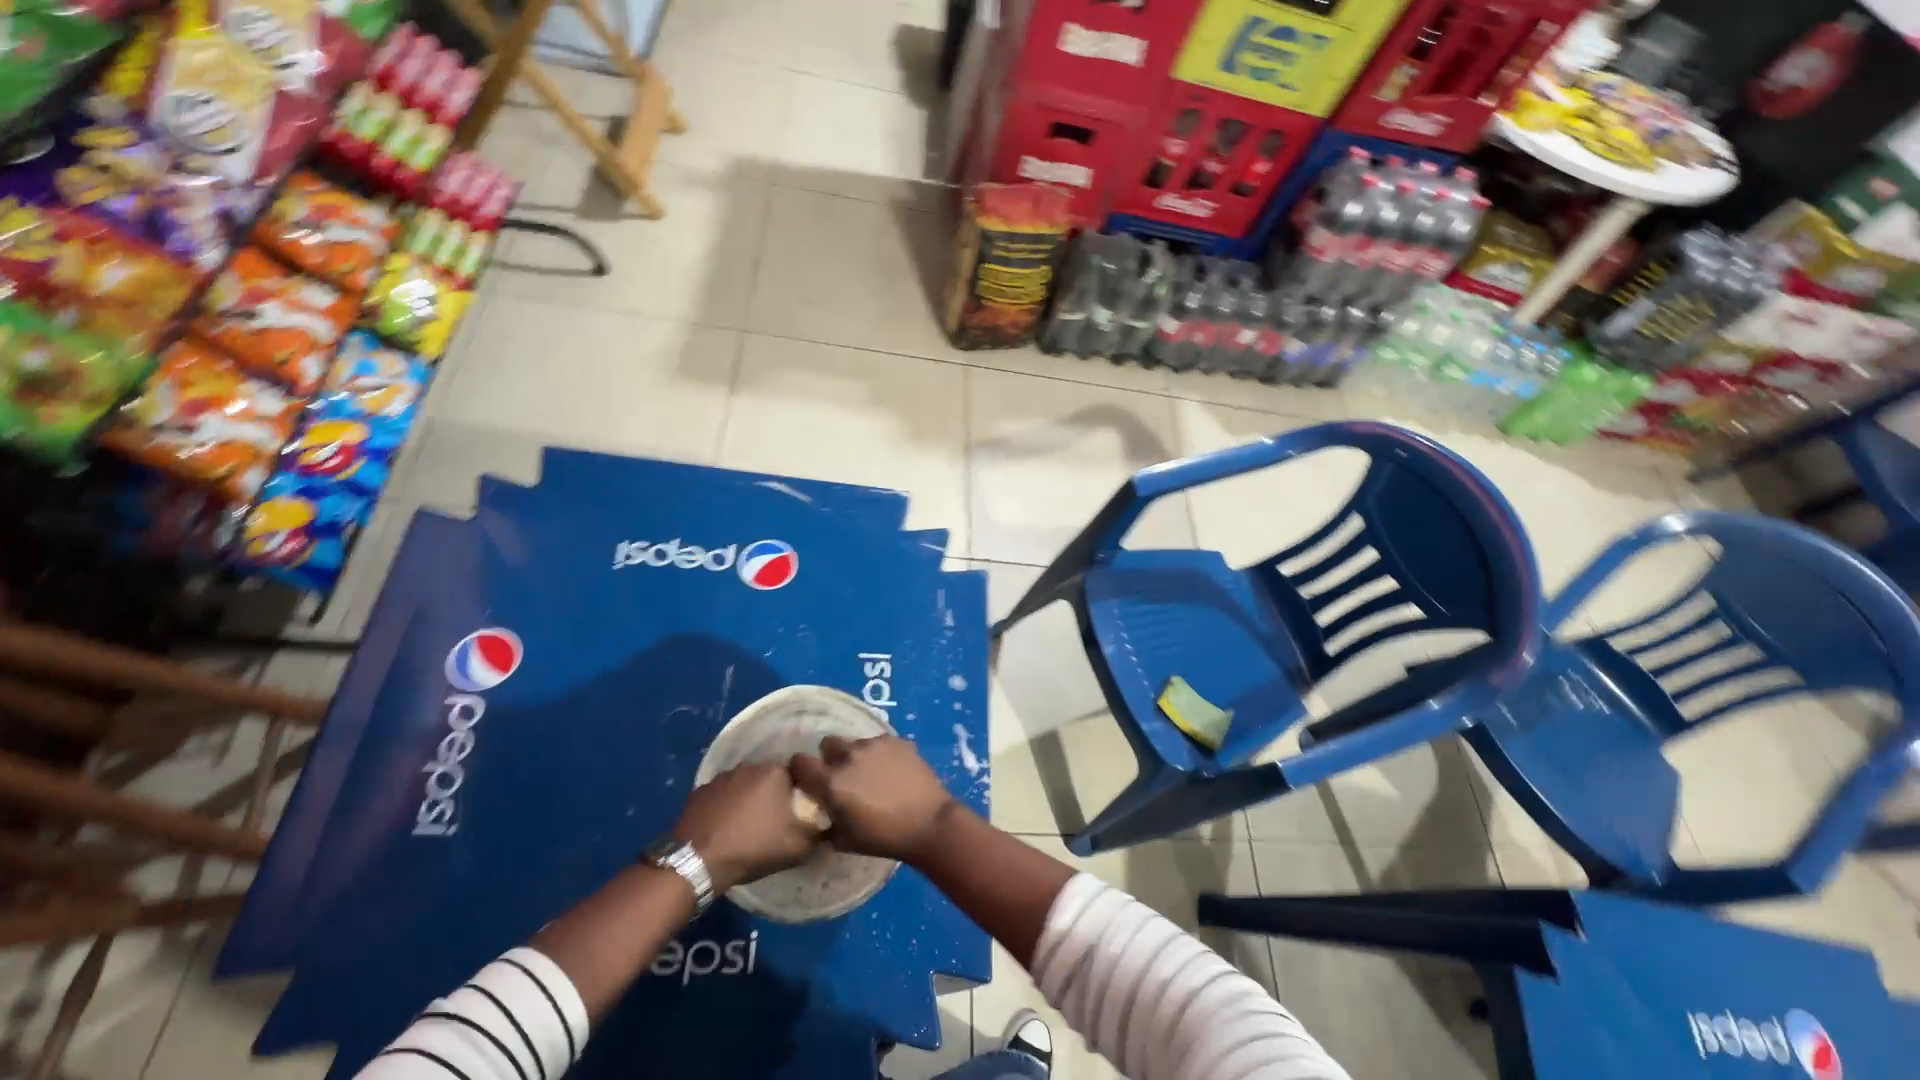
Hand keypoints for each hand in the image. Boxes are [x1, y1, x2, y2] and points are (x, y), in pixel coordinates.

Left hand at [674, 763, 822, 892]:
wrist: (699, 861)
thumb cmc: (754, 847)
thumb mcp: (798, 847)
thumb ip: (818, 833)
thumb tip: (828, 826)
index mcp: (774, 772)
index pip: (796, 776)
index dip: (797, 796)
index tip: (794, 816)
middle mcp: (747, 766)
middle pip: (768, 779)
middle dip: (771, 796)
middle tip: (772, 822)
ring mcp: (719, 778)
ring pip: (742, 786)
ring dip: (746, 800)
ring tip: (745, 827)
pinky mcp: (698, 792)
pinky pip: (720, 797)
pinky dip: (724, 808)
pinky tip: (723, 828)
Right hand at [788, 736, 958, 864]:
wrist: (928, 824)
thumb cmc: (883, 837)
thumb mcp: (844, 840)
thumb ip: (827, 824)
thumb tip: (822, 816)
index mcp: (831, 781)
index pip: (799, 761)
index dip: (801, 769)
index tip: (809, 778)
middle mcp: (848, 756)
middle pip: (828, 744)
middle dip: (832, 757)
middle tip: (845, 775)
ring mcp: (874, 745)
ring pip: (856, 742)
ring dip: (858, 755)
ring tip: (874, 774)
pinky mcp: (897, 741)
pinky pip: (881, 743)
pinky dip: (882, 754)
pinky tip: (895, 770)